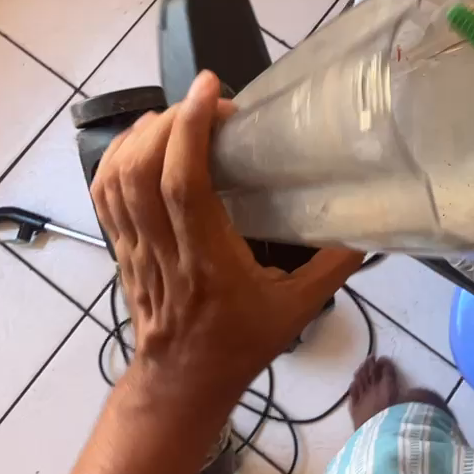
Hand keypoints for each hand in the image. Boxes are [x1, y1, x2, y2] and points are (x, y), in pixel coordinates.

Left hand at [91, 71, 363, 409]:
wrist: (183, 383)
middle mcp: (164, 249)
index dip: (192, 129)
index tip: (213, 91)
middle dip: (171, 120)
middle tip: (208, 103)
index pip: (183, 183)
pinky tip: (144, 141)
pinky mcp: (122, 248)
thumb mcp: (298, 308)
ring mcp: (135, 249)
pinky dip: (118, 156)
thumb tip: (369, 226)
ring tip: (178, 115)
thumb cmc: (241, 344)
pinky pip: (104, 194)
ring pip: (117, 178)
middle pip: (143, 169)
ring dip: (142, 134)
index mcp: (208, 260)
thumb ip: (334, 265)